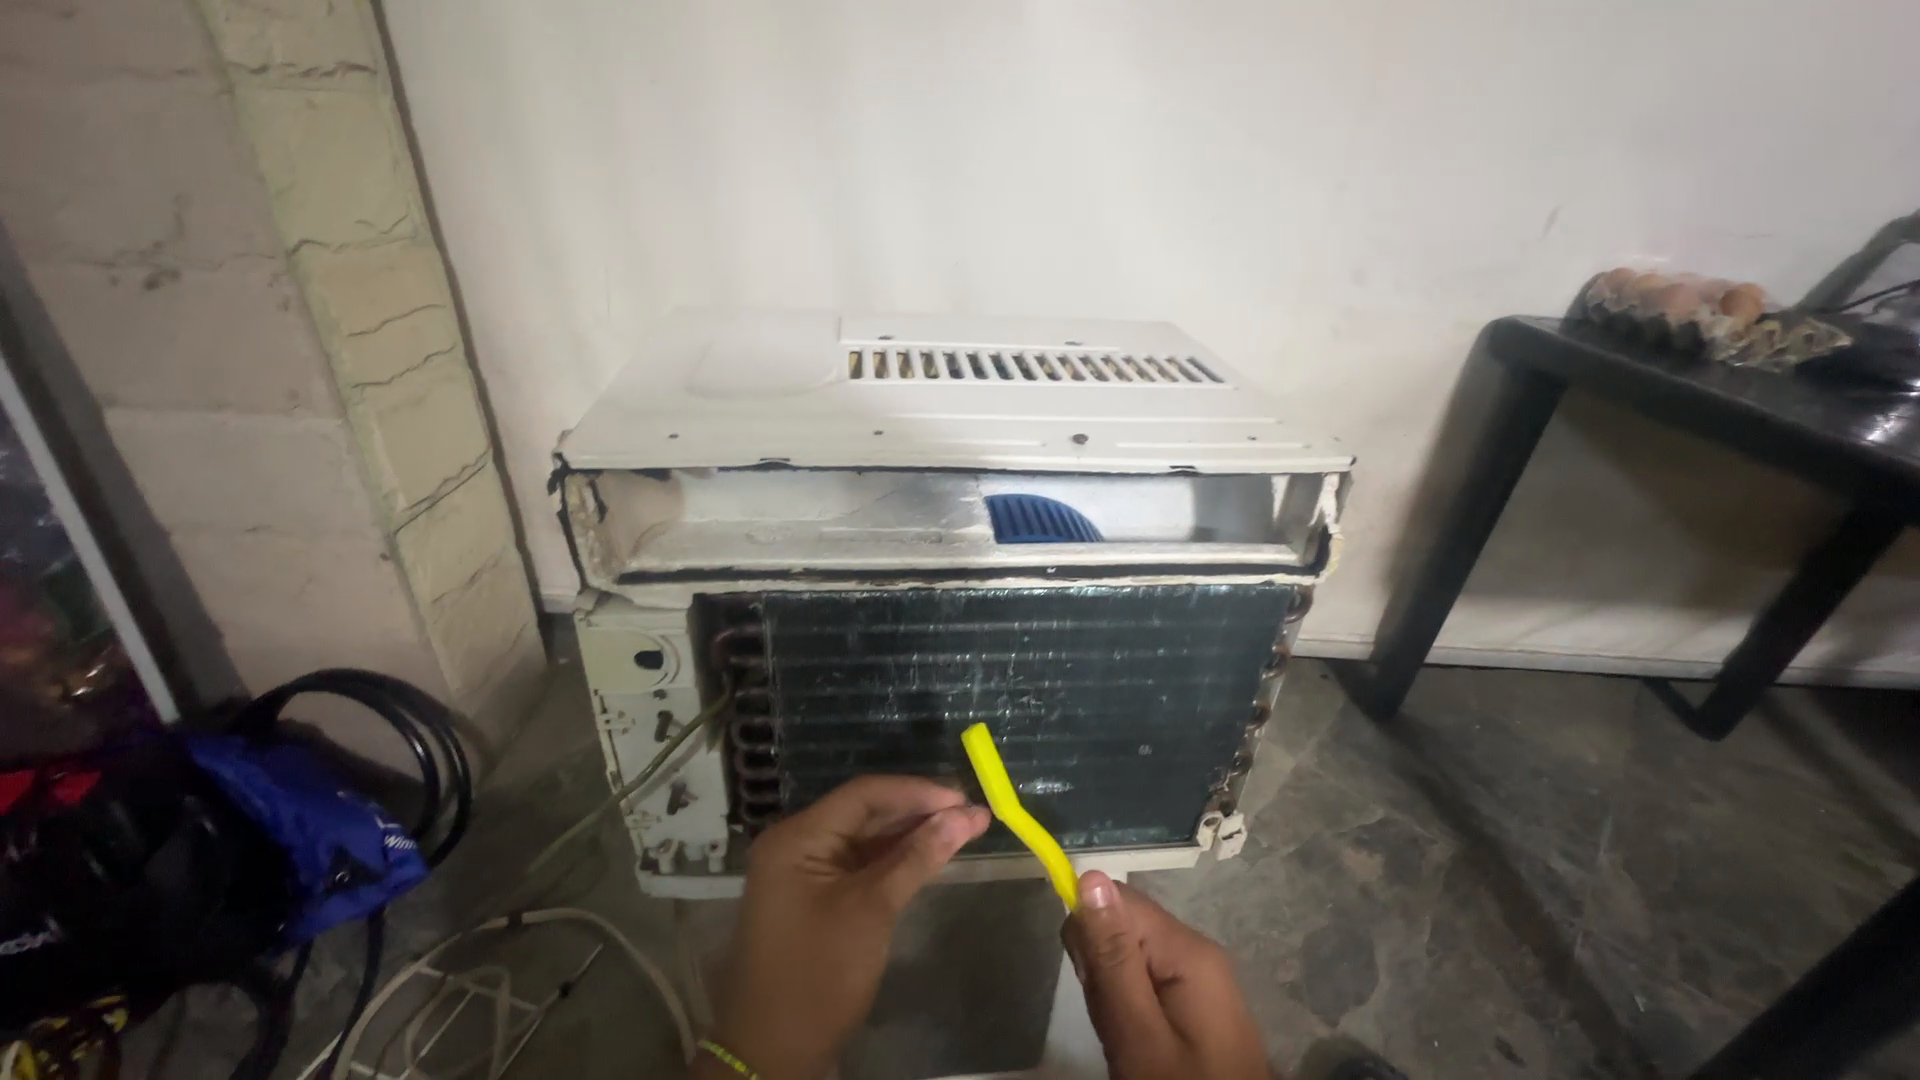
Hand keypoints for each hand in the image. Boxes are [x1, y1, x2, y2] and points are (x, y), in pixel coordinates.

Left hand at [702, 776, 990, 1079]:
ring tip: (964, 827)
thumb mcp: (872, 911)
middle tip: (972, 812)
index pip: (864, 794)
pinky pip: (860, 863)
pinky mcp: (817, 895)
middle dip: (919, 811)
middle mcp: (797, 842)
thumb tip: (964, 815)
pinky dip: (894, 858)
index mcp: (797, 836)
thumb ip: (917, 857)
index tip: (963, 798)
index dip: (916, 792)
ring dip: (911, 833)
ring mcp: (805, 870)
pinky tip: (931, 852)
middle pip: (865, 812)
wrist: (773, 1053)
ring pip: (866, 837)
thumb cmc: (819, 975)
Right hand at [1064, 870, 1270, 1079]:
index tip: (1087, 980)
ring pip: (1129, 956)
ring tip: (1126, 1042)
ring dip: (1112, 993)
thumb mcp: (1138, 1033)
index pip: (1117, 898)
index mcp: (1187, 948)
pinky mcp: (1197, 1002)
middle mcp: (1197, 949)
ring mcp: (1200, 977)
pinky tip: (1137, 1046)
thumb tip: (1090, 874)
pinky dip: (1129, 1009)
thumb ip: (1112, 955)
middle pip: (1123, 925)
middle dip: (1101, 968)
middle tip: (1113, 1023)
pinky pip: (1146, 982)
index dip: (1089, 932)